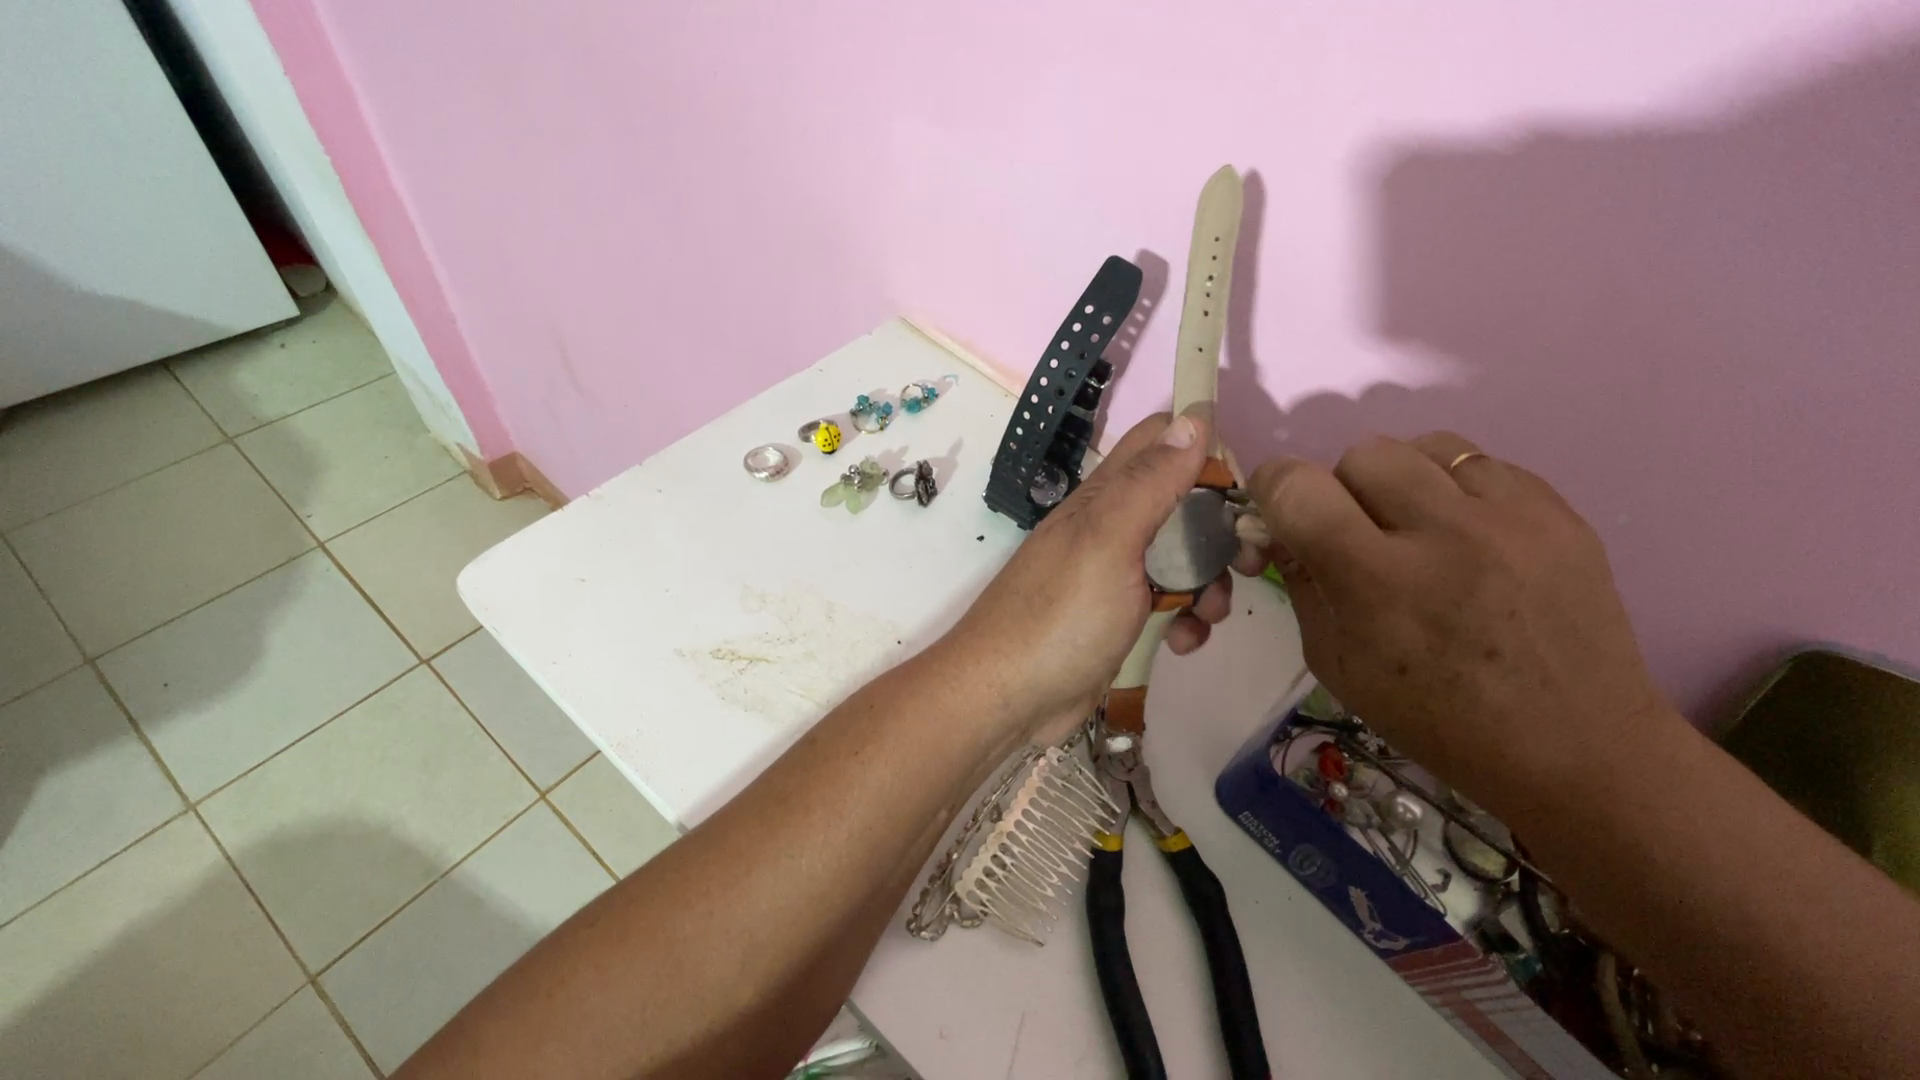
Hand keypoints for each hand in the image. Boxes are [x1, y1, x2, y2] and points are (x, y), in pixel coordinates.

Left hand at [944, 412, 1262, 745]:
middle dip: (1219, 530)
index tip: (1240, 490)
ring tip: (1209, 613)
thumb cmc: (1059, 615)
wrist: (1007, 698)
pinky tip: (1181, 643)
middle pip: (1183, 505)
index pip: (1160, 443)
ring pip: (1183, 560)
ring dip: (1209, 583)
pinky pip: (1169, 606)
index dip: (1205, 452)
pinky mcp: (1120, 620)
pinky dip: (1185, 621)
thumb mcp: (1109, 540)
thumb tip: (1192, 418)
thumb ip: (1151, 482)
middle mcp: (1112, 528)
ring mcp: (1115, 577)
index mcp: (1105, 498)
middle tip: (1246, 563)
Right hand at [1250, 433, 1676, 810]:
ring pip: (1423, 446)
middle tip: (1358, 535)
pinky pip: (1482, 463)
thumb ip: (1302, 583)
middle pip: (1361, 454)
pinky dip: (1457, 490)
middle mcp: (1443, 533)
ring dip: (1401, 481)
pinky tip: (1468, 536)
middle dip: (1342, 489)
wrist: (1574, 747)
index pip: (1298, 488)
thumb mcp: (1337, 663)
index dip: (1273, 488)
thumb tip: (1277, 527)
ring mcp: (1511, 517)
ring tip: (1417, 529)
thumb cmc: (1436, 720)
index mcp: (1377, 583)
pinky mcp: (1559, 511)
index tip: (1278, 509)